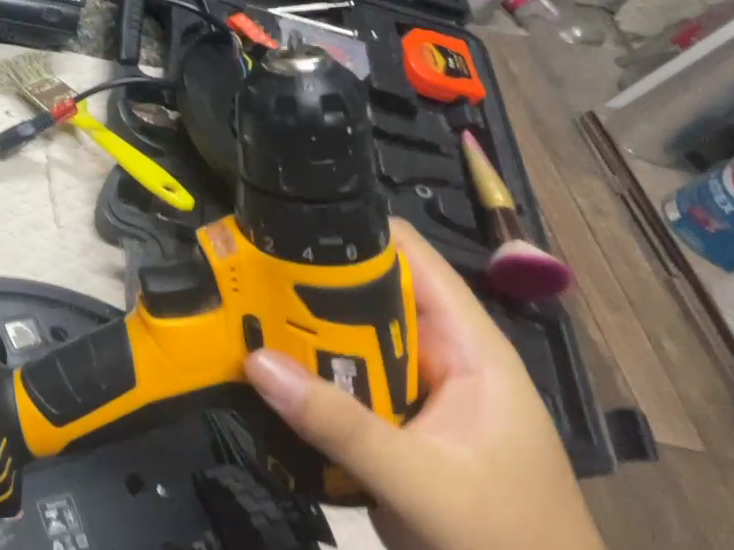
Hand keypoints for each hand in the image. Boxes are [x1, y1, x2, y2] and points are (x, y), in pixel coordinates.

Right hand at [244, 218, 603, 549]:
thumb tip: (256, 361)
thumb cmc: (509, 543)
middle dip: (302, 283)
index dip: (354, 230)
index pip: (412, 261)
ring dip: (291, 334)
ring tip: (224, 311)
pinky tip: (245, 368)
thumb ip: (343, 427)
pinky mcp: (384, 429)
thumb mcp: (426, 484)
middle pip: (362, 299)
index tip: (282, 217)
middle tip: (231, 269)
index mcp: (470, 351)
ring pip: (341, 343)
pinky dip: (294, 377)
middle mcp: (437, 361)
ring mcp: (409, 396)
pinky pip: (331, 386)